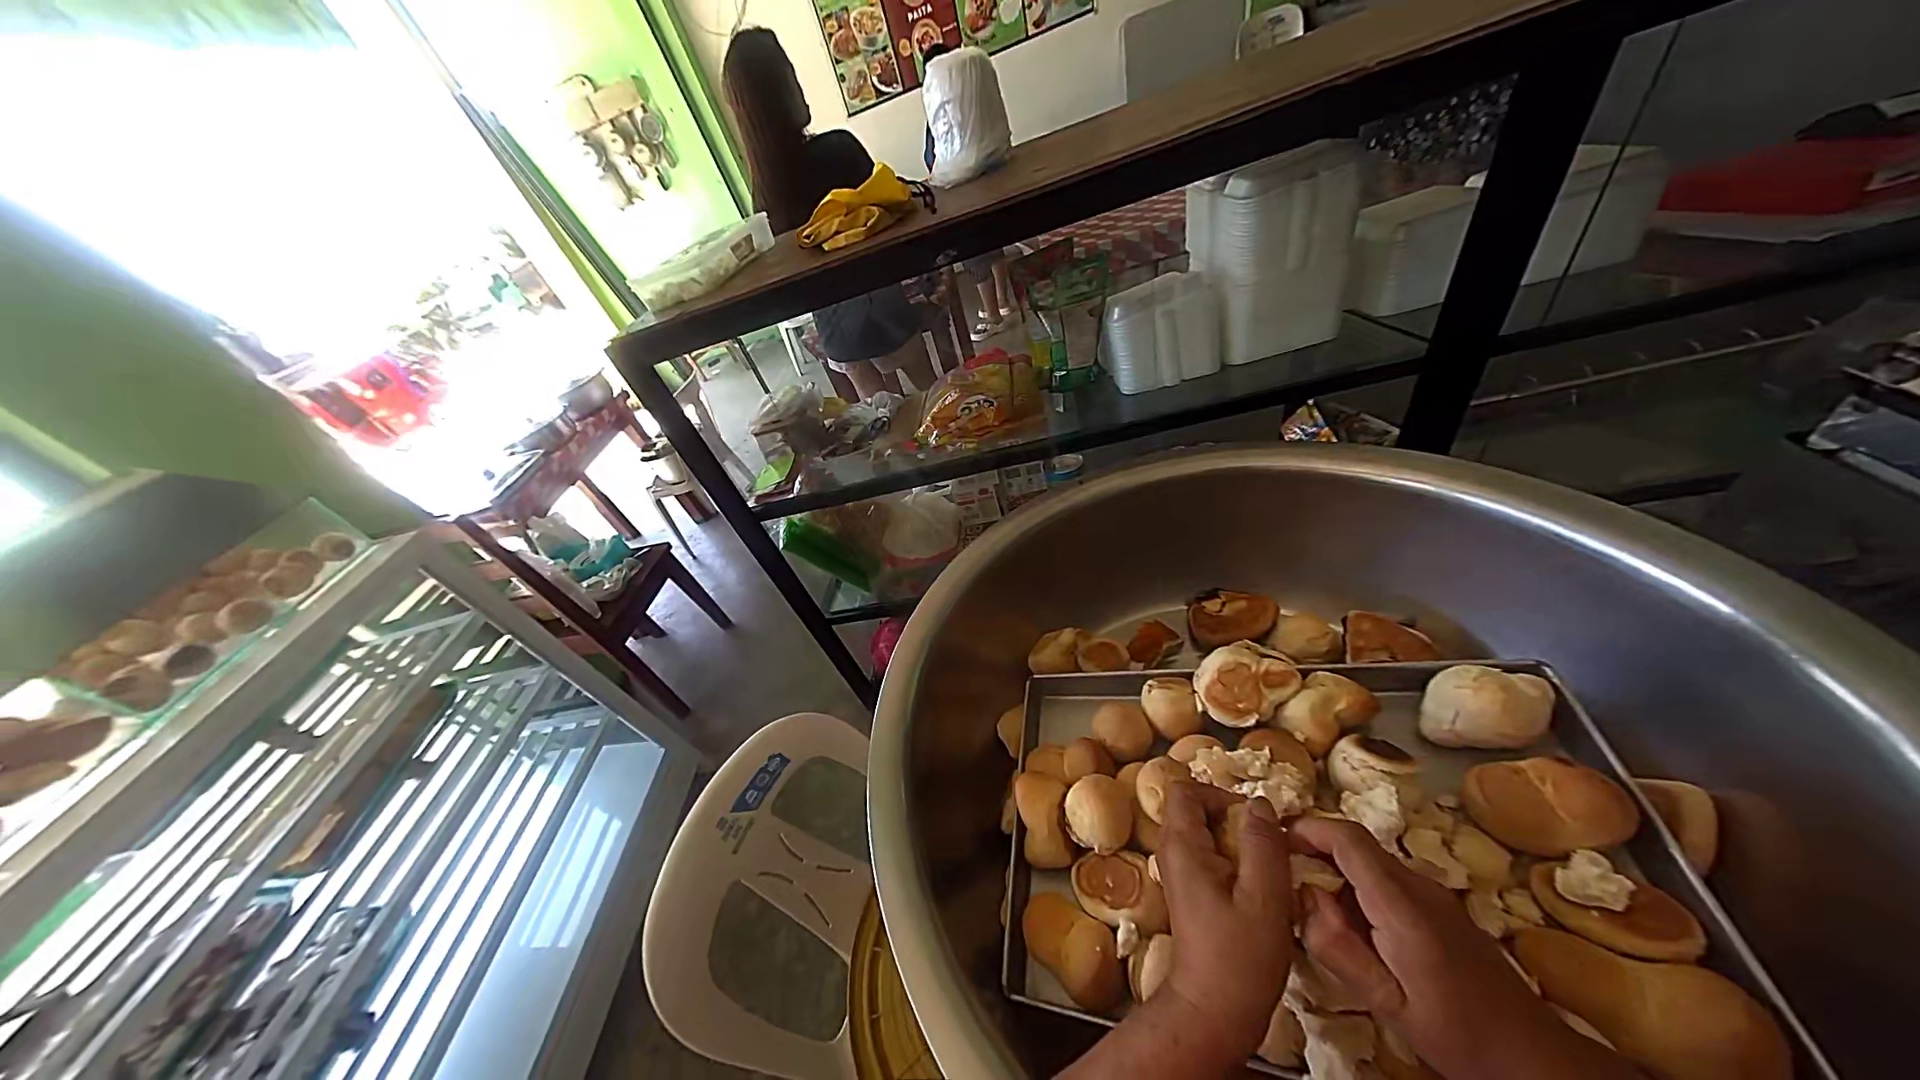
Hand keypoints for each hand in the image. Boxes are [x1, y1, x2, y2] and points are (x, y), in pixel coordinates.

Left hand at [1155, 782, 1293, 1060]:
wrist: (1213, 1011)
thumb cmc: (1239, 958)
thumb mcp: (1264, 897)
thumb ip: (1263, 844)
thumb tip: (1261, 803)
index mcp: (1181, 845)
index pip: (1185, 790)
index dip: (1219, 794)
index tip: (1253, 819)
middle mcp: (1172, 852)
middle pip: (1195, 809)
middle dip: (1234, 818)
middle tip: (1269, 844)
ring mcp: (1179, 872)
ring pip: (1206, 834)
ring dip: (1239, 842)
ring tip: (1270, 868)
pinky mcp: (1191, 891)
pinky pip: (1211, 857)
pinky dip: (1236, 862)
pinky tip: (1261, 888)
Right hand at [1289, 816, 1637, 1079]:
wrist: (1536, 1057)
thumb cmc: (1458, 1032)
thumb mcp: (1386, 1000)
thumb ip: (1337, 946)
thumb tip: (1303, 897)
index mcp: (1401, 904)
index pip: (1347, 837)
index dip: (1306, 827)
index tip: (1274, 839)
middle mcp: (1417, 885)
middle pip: (1354, 844)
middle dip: (1313, 849)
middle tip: (1283, 878)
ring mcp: (1431, 893)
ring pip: (1368, 861)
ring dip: (1334, 871)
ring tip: (1311, 908)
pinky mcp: (1437, 907)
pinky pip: (1384, 880)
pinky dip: (1356, 888)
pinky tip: (1351, 926)